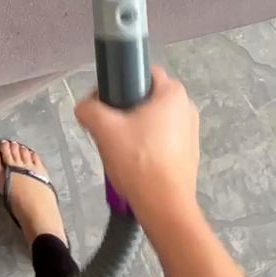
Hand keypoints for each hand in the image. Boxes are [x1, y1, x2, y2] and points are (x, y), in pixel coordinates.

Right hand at [75, 65, 201, 229]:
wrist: (164, 205)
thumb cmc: (138, 159)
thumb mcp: (104, 128)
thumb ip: (89, 109)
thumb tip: (84, 107)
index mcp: (173, 93)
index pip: (143, 72)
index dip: (121, 81)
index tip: (106, 100)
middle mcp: (187, 107)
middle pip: (147, 98)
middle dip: (125, 109)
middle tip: (107, 127)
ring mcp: (191, 132)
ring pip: (153, 120)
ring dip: (134, 129)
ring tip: (118, 148)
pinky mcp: (189, 154)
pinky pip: (162, 140)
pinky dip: (146, 146)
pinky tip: (133, 163)